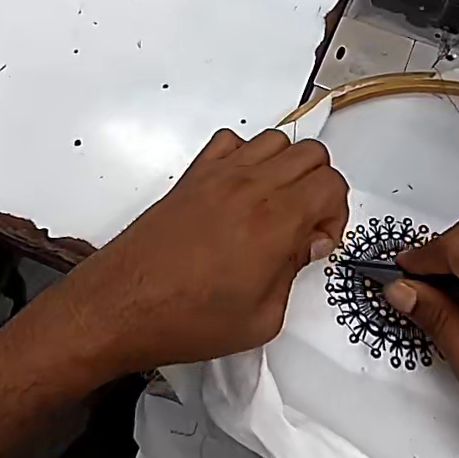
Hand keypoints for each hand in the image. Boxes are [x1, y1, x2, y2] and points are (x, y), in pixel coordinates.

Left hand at [30, 128, 348, 383]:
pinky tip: (242, 186)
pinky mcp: (192, 177)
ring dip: (288, 166)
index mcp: (274, 222)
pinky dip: (245, 154)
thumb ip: (293, 274)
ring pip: (275, 139)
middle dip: (320, 186)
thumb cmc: (180, 316)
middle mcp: (248, 188)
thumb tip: (303, 249)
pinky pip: (229, 141)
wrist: (122, 305)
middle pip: (310, 153)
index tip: (320, 240)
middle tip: (306, 222)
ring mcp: (217, 177)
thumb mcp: (261, 318)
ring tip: (279, 202)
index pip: (331, 184)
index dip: (336, 213)